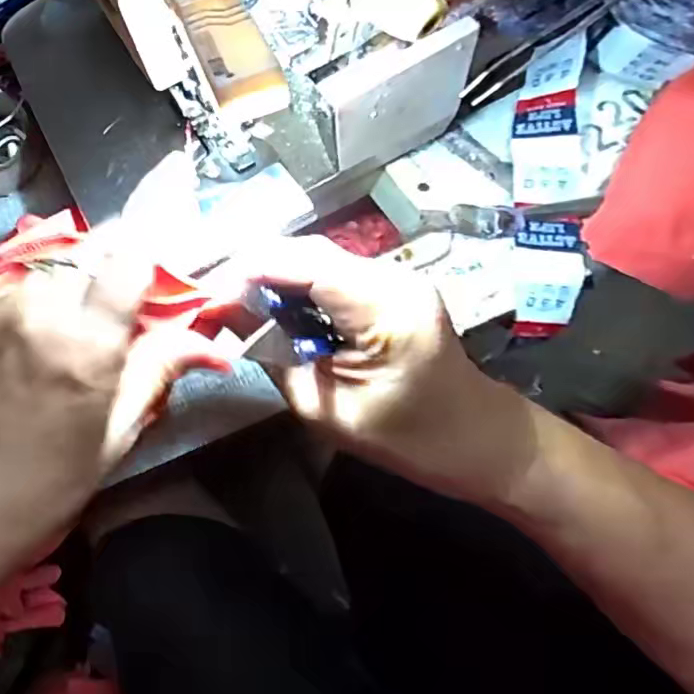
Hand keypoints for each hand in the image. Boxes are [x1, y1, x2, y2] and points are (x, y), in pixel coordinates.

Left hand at [0, 248, 228, 585]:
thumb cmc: (48, 486)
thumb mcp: (116, 434)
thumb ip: (158, 369)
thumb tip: (213, 343)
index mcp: (85, 344)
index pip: (130, 259)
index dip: (151, 265)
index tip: (158, 287)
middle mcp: (42, 309)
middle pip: (94, 249)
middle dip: (119, 261)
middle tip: (127, 298)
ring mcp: (2, 305)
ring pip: (59, 264)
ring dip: (81, 278)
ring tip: (84, 318)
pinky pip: (25, 282)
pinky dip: (46, 293)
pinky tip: (44, 331)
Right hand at [222, 235, 541, 506]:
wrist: (484, 442)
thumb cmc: (413, 440)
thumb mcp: (327, 408)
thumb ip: (273, 355)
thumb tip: (223, 315)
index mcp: (386, 306)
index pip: (303, 264)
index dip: (248, 271)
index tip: (208, 296)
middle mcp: (391, 275)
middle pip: (304, 251)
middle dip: (252, 269)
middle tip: (212, 300)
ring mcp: (392, 274)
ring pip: (311, 256)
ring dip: (269, 274)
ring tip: (233, 302)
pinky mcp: (386, 283)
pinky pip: (326, 271)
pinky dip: (291, 283)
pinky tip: (270, 304)